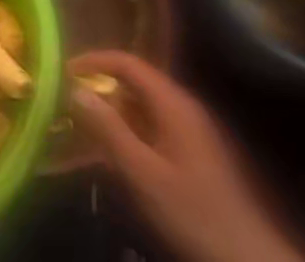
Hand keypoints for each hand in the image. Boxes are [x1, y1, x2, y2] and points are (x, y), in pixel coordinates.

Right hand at [69, 51, 304, 261]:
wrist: (245, 254)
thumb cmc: (193, 210)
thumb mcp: (144, 173)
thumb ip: (109, 130)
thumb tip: (75, 90)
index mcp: (173, 102)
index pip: (128, 63)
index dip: (94, 62)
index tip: (62, 71)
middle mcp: (180, 107)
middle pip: (132, 87)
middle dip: (96, 94)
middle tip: (59, 106)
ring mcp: (185, 132)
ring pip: (137, 114)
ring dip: (105, 121)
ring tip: (69, 134)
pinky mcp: (187, 155)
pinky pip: (147, 135)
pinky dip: (121, 142)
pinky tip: (98, 161)